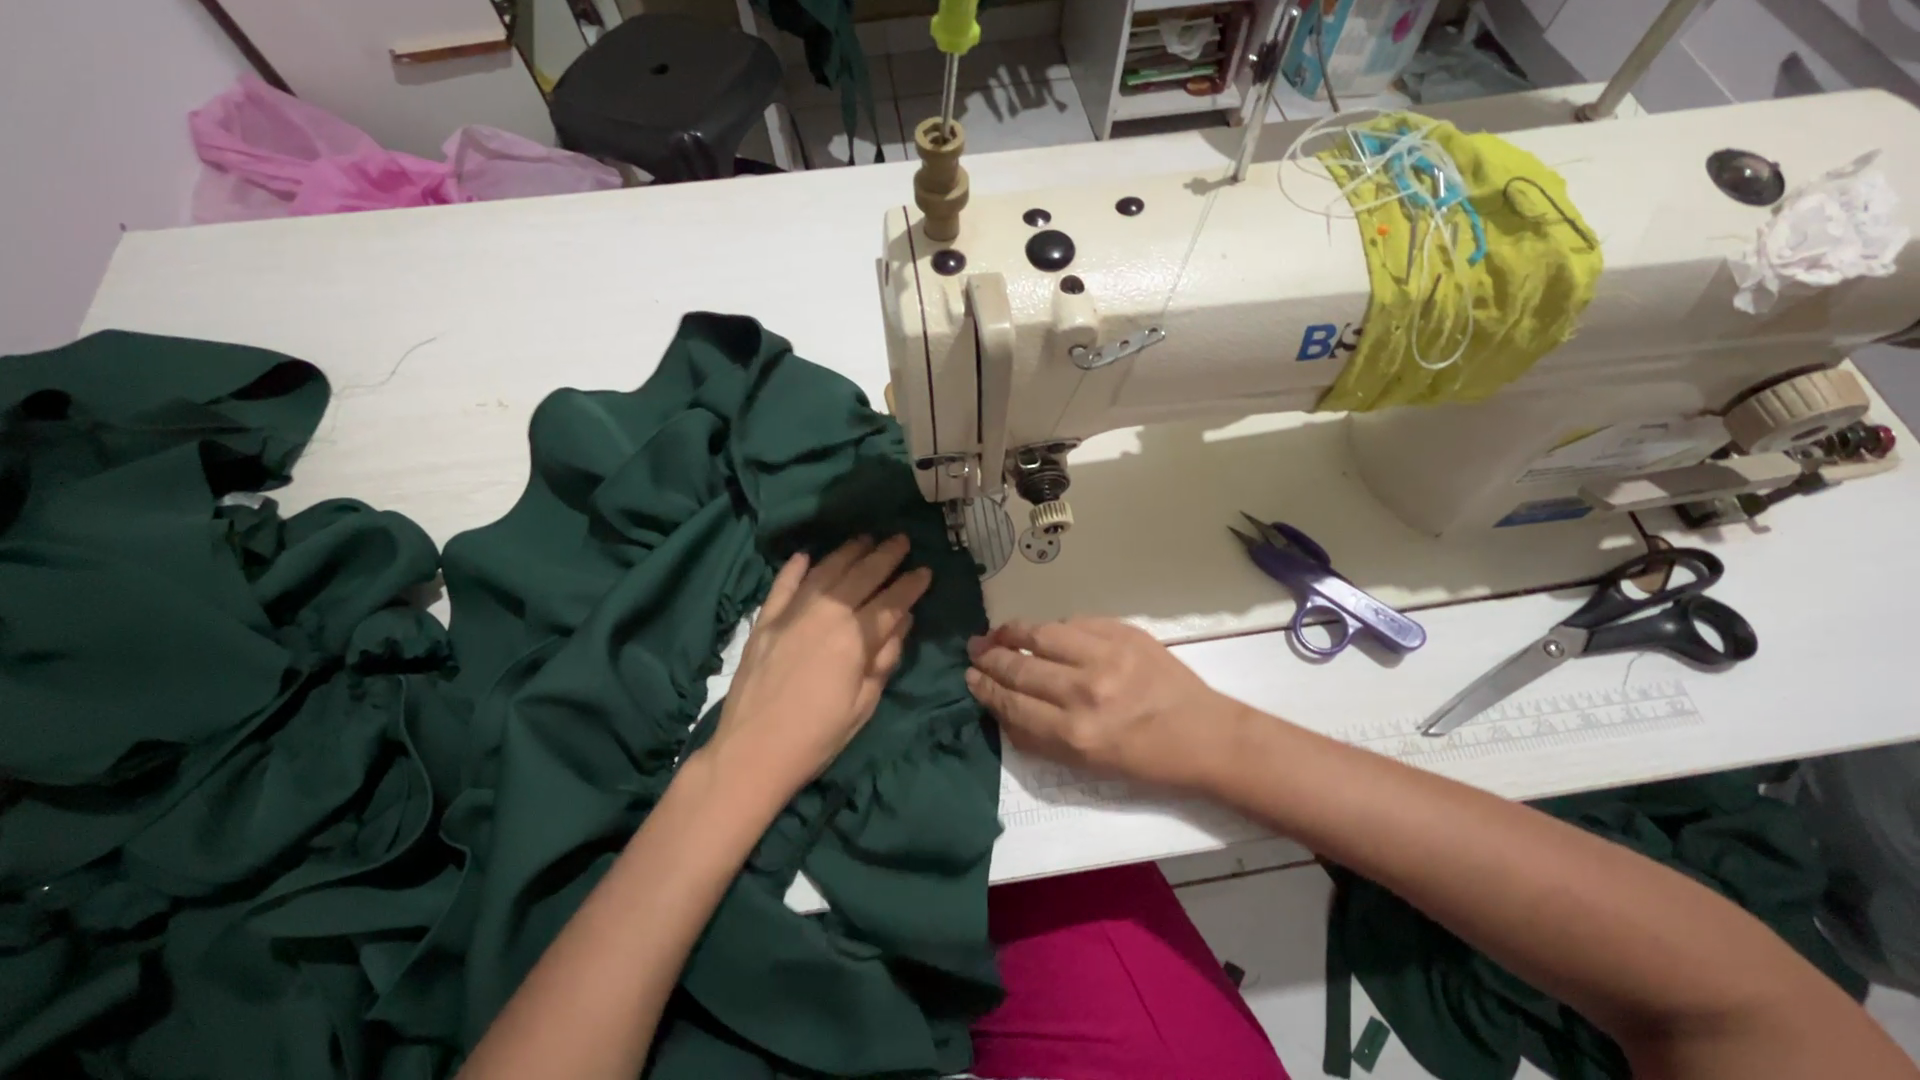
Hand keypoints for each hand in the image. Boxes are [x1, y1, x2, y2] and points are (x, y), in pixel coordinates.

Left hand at [701, 535, 931, 804]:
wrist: (752, 751)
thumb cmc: (818, 736)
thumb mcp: (864, 704)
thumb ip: (883, 659)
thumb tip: (901, 621)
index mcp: (854, 637)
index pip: (891, 601)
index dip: (910, 585)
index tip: (926, 570)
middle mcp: (825, 614)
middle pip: (861, 576)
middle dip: (885, 556)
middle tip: (902, 540)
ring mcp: (790, 614)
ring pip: (824, 572)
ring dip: (847, 552)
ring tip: (865, 539)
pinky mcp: (764, 623)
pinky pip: (782, 586)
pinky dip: (795, 568)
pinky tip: (806, 556)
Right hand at [965, 618, 1242, 790]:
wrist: (1203, 736)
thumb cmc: (1143, 762)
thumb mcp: (1084, 765)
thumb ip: (1038, 737)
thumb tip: (1001, 706)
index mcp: (1073, 733)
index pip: (1011, 702)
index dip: (984, 688)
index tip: (969, 677)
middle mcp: (1084, 692)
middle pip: (1020, 667)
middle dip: (990, 658)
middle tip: (974, 650)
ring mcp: (1106, 657)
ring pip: (1042, 634)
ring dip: (1013, 632)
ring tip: (998, 632)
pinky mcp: (1125, 633)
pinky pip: (1076, 622)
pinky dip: (1055, 627)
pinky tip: (1045, 632)